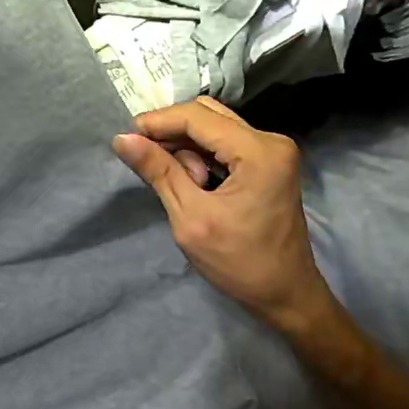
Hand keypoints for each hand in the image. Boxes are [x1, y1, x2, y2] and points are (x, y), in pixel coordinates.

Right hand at [113, 97, 337, 334]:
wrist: (286, 293)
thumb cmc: (238, 262)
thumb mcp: (190, 218)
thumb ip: (158, 172)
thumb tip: (122, 139)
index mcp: (258, 151)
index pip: (197, 117)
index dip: (158, 122)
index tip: (126, 137)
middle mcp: (271, 141)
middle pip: (208, 114)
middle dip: (172, 132)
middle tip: (147, 160)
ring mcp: (274, 151)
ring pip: (216, 127)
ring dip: (188, 147)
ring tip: (180, 183)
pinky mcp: (270, 163)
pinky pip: (227, 143)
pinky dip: (204, 155)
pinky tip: (193, 181)